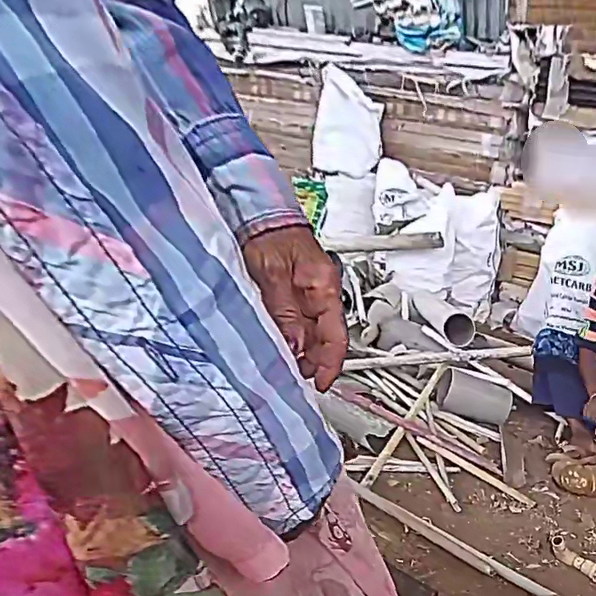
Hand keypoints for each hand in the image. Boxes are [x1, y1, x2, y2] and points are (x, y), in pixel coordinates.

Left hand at [241, 225, 345, 390]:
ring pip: (311, 337)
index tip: (321, 383)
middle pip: (325, 341)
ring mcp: (308, 299)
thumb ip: (283, 311)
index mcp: (324, 288)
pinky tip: (279, 347)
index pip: (337, 337)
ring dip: (300, 354)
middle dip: (312, 363)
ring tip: (284, 365)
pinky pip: (297, 327)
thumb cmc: (269, 233)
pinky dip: (290, 341)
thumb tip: (293, 345)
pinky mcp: (295, 299)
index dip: (330, 365)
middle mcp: (320, 296)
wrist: (258, 213)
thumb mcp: (272, 274)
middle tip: (294, 378)